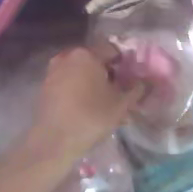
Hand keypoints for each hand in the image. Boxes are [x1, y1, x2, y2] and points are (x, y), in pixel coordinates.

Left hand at [21, 47, 143, 167]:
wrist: (54, 141)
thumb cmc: (91, 117)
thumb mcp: (121, 104)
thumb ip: (137, 89)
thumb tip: (146, 82)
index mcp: (87, 54)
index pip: (113, 50)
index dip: (126, 62)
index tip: (134, 78)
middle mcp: (68, 56)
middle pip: (96, 60)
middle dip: (110, 74)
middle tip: (122, 92)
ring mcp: (54, 71)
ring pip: (81, 73)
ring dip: (95, 84)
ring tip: (107, 103)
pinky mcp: (46, 87)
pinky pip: (69, 83)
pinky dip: (80, 90)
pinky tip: (89, 108)